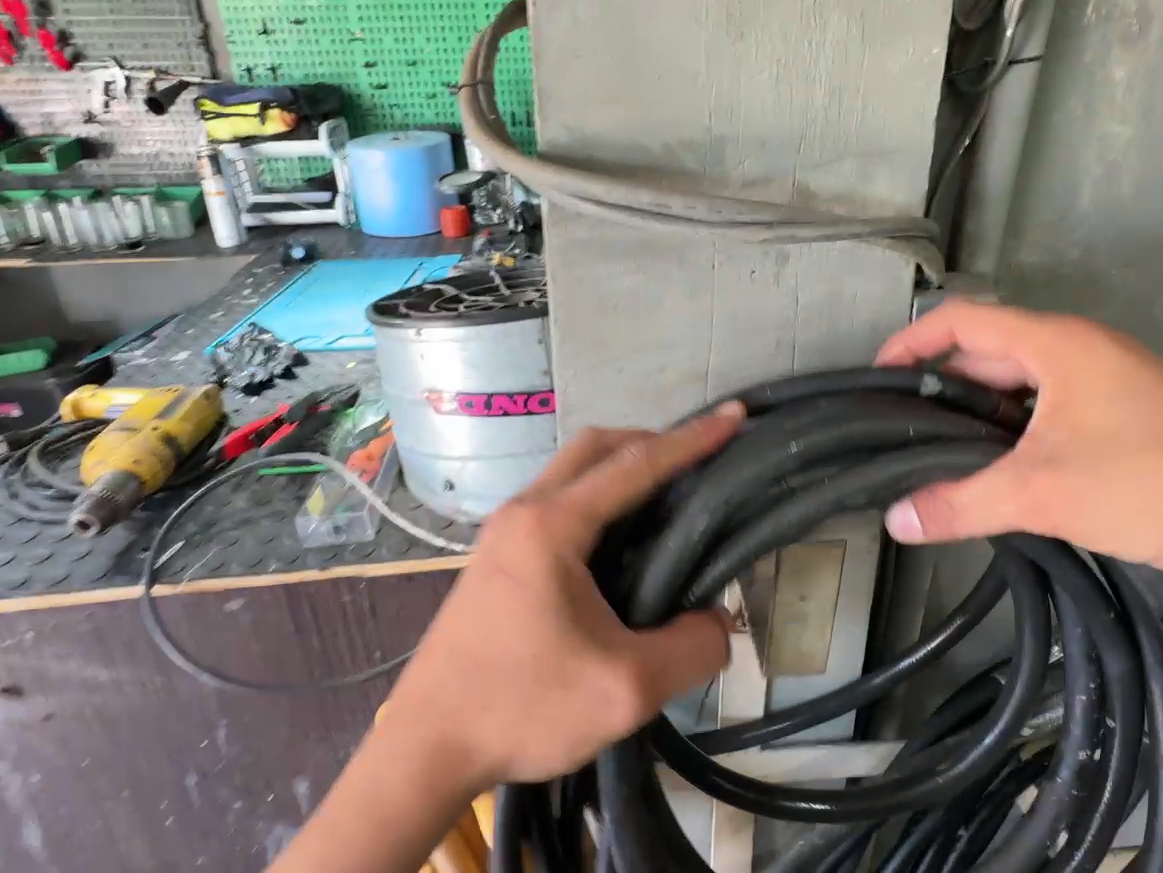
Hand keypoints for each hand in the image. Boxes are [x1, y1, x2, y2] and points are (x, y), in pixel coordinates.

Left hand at [376, 405, 744, 790]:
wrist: (427, 746)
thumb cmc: (523, 707)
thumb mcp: (626, 690)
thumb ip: (690, 648)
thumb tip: (718, 621)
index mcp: (553, 526)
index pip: (636, 465)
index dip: (692, 440)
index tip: (734, 417)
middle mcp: (524, 512)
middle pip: (596, 447)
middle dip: (652, 441)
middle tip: (700, 462)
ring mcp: (503, 533)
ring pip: (572, 471)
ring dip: (621, 468)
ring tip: (670, 499)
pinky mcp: (496, 558)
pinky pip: (556, 501)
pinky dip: (597, 496)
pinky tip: (622, 540)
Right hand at [877, 301, 1162, 584]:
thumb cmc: (1151, 482)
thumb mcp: (1044, 494)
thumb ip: (959, 503)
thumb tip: (894, 521)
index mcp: (1058, 343)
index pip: (963, 320)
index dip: (912, 341)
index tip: (877, 377)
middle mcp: (1081, 349)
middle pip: (989, 351)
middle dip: (942, 384)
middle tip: (902, 426)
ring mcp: (1108, 379)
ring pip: (1021, 382)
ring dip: (979, 409)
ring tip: (941, 450)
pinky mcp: (1127, 410)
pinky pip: (1050, 405)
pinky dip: (1015, 426)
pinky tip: (1002, 465)